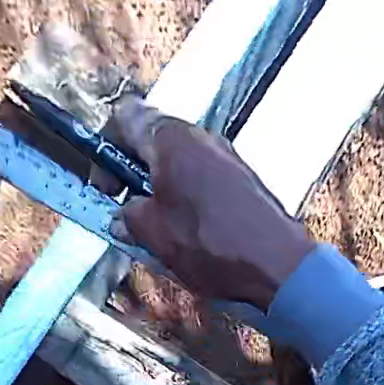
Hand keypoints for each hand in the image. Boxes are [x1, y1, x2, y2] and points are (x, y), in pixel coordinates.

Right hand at [107, 98, 315, 308]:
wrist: (279, 266)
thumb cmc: (212, 246)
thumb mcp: (156, 235)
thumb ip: (130, 218)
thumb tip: (122, 216)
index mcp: (171, 137)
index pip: (124, 118)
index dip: (104, 149)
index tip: (105, 187)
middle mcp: (202, 137)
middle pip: (155, 144)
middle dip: (136, 176)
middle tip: (132, 214)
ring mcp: (229, 158)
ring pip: (182, 167)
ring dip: (166, 194)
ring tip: (165, 234)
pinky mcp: (247, 182)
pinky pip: (207, 184)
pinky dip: (193, 203)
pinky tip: (195, 238)